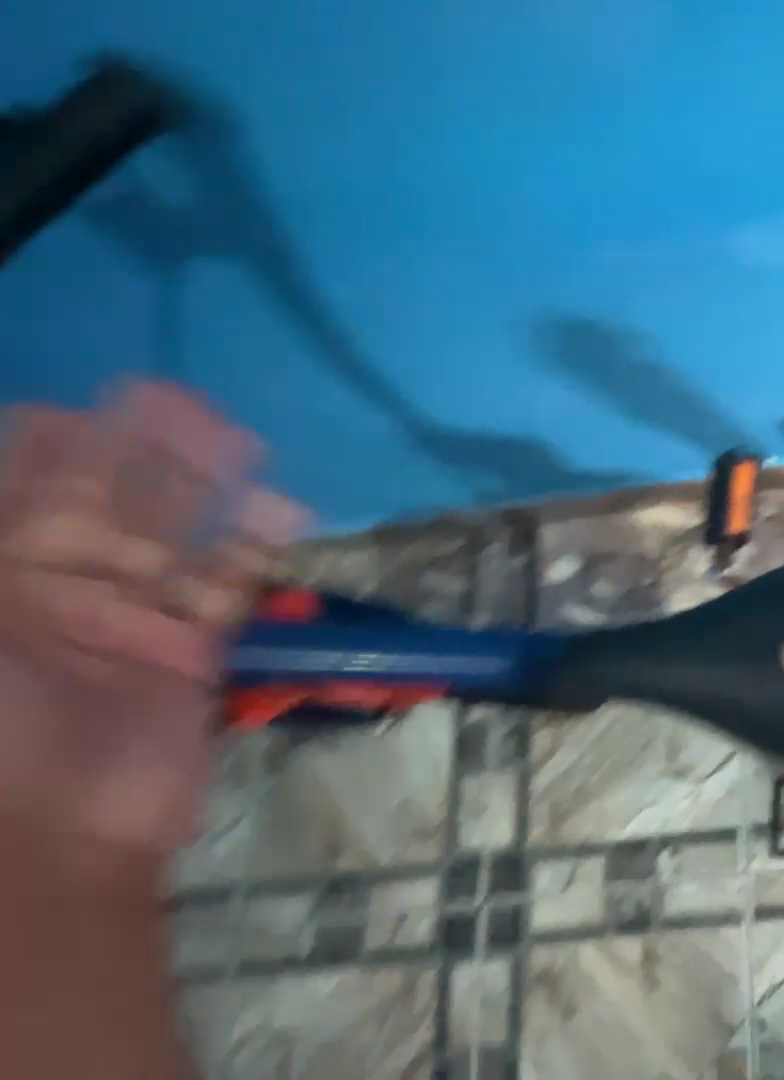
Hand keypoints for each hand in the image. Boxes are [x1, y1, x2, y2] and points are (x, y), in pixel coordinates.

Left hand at [0, 382, 303, 882]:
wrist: (45, 837)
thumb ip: (15, 547)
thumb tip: (41, 440)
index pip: (20, 491)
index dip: (52, 446)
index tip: (91, 410)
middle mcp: (52, 588)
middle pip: (105, 506)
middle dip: (142, 457)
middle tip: (185, 405)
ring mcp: (126, 618)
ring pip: (174, 538)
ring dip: (206, 493)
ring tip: (240, 442)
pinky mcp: (192, 648)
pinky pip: (226, 588)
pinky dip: (251, 553)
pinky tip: (279, 518)